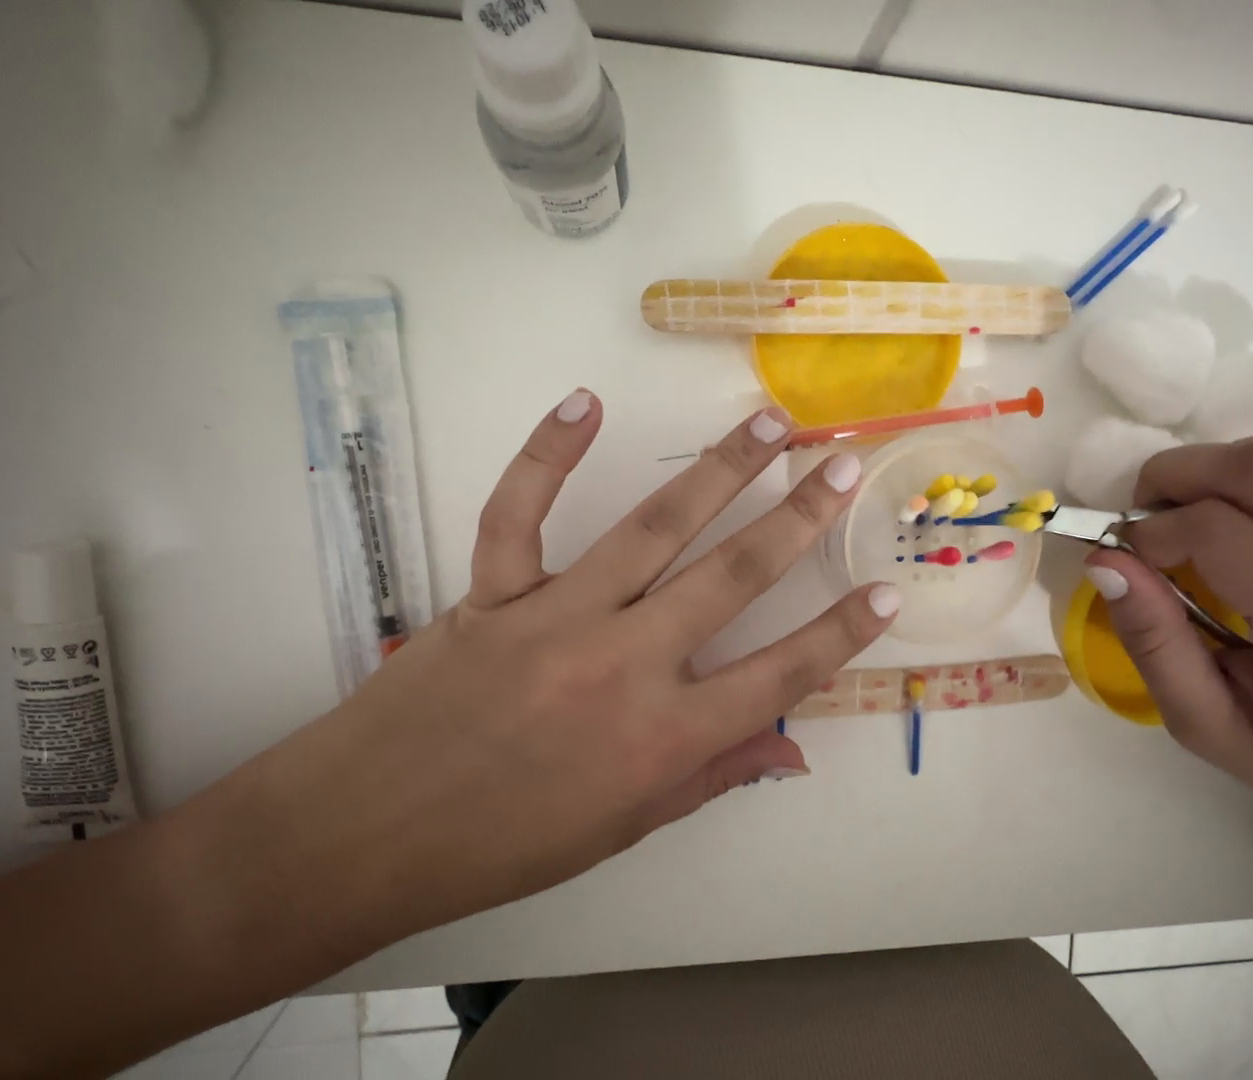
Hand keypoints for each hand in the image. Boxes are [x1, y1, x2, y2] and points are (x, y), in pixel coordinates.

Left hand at [251, 391, 898, 940]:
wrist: (364, 837)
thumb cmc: (504, 845)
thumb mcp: (622, 826)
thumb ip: (710, 776)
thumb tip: (792, 750)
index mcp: (664, 738)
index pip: (781, 675)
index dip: (842, 634)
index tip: (888, 591)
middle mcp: (625, 667)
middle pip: (732, 578)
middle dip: (798, 518)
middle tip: (841, 466)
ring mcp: (557, 619)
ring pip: (654, 530)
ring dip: (718, 472)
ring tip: (767, 425)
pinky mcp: (492, 593)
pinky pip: (521, 512)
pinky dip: (549, 454)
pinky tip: (585, 402)